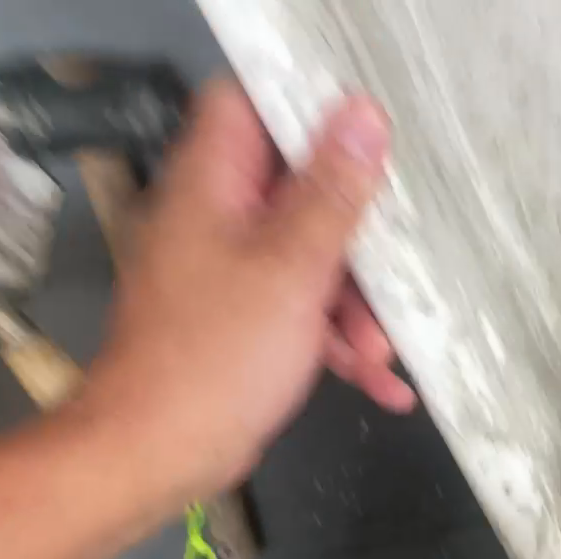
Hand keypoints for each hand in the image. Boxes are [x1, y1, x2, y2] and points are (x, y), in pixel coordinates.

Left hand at [79, 80, 415, 502]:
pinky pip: (306, 315)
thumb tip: (363, 112)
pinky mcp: (249, 325)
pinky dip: (343, 346)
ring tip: (384, 358)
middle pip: (301, 195)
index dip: (309, 110)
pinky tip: (386, 387)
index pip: (253, 105)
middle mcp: (221, 220)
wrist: (163, 451)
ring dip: (358, 309)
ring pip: (313, 263)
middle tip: (397, 272)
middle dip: (358, 241)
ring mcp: (235, 276)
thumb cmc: (220, 354)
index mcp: (213, 185)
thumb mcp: (290, 270)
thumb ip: (331, 195)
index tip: (372, 139)